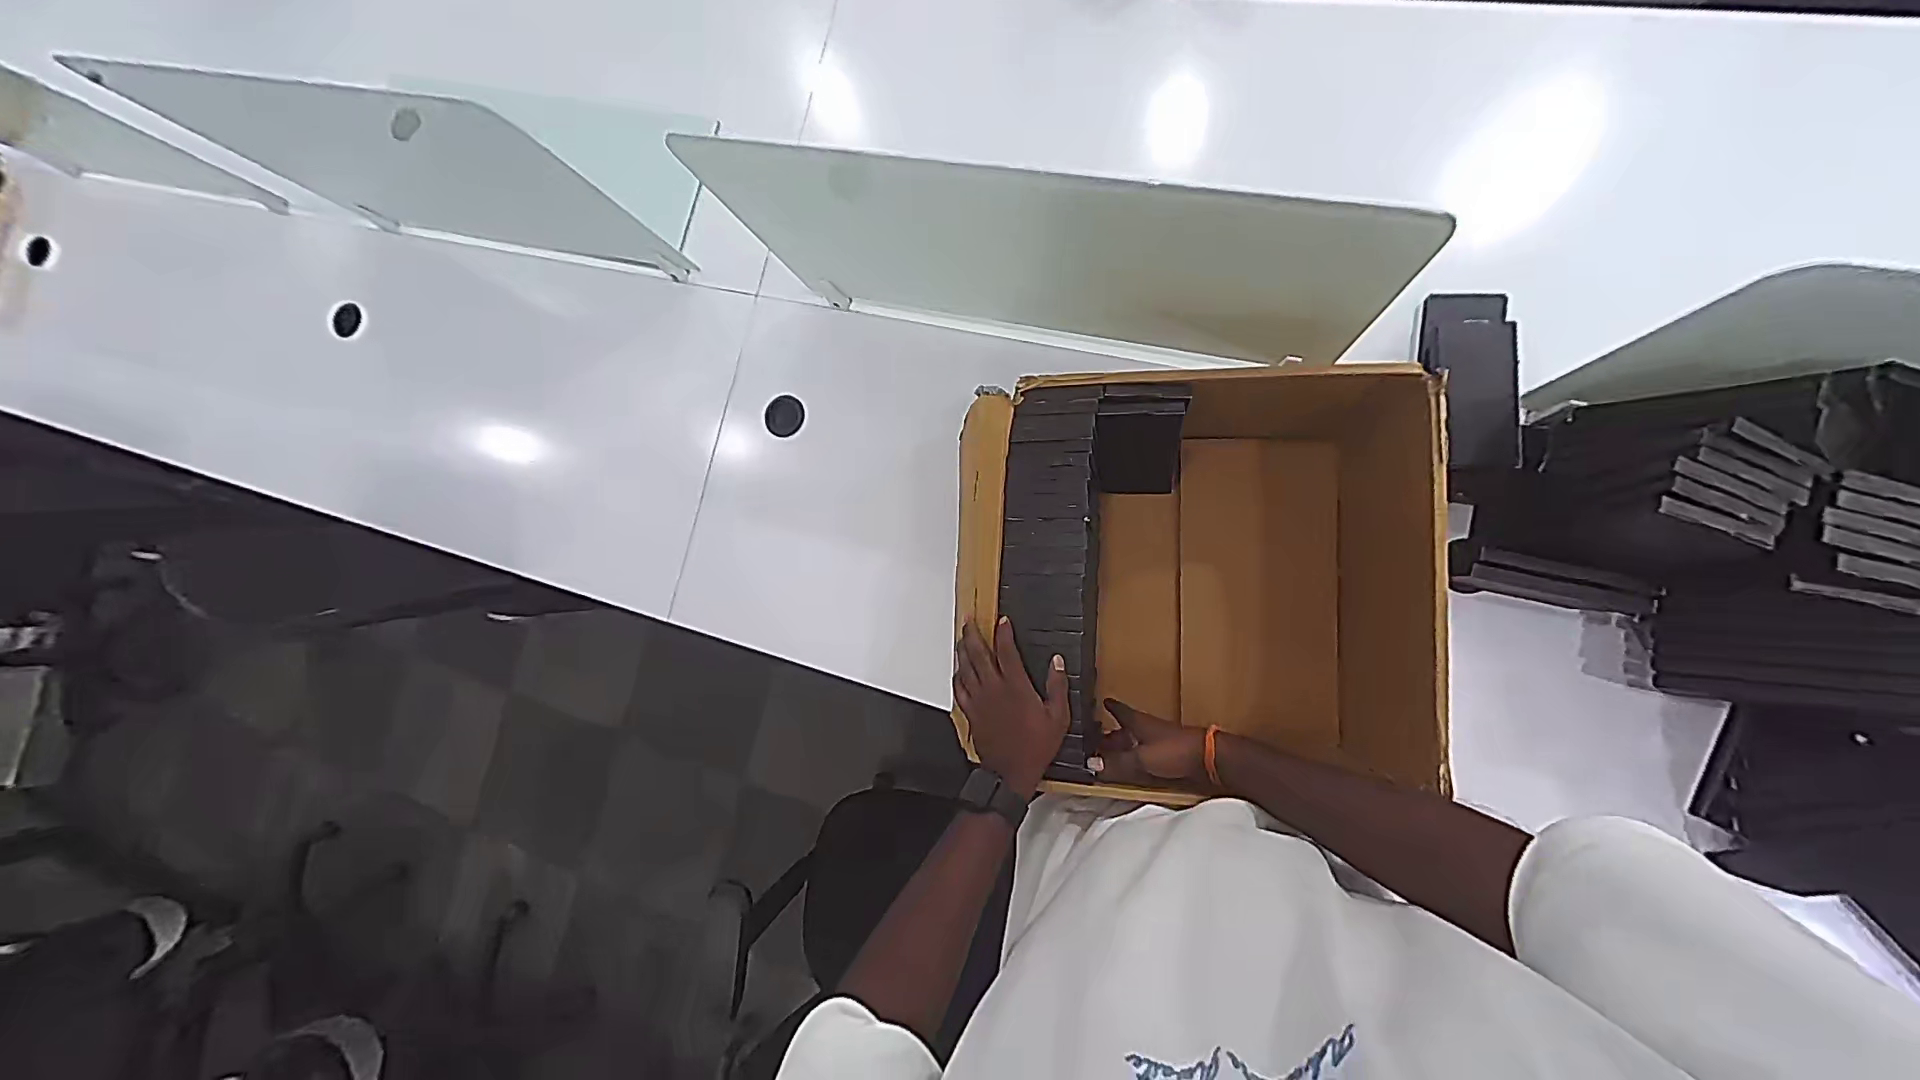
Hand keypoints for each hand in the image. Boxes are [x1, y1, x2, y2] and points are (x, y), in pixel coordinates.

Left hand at [953, 617, 1068, 794]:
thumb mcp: (1058, 716)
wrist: (1011, 772)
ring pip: (966, 668)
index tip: (1002, 620)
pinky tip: (957, 671)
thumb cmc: (1036, 745)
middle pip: (978, 654)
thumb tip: (1057, 662)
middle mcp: (994, 688)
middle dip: (973, 634)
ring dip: (963, 650)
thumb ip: (1057, 686)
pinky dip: (957, 676)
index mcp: (1016, 686)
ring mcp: (979, 700)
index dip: (1003, 633)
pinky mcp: (970, 712)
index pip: (1006, 651)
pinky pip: (959, 689)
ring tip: (961, 638)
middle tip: (969, 620)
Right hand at [1089, 698, 1208, 786]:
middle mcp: (1150, 730)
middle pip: (1127, 729)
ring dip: (1126, 748)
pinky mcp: (1172, 757)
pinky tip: (1135, 768)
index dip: (1112, 707)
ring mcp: (1162, 743)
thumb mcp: (1141, 758)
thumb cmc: (1175, 751)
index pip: (1122, 711)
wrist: (1210, 760)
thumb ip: (1117, 763)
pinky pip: (1148, 756)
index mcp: (1140, 723)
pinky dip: (1138, 760)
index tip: (1105, 701)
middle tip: (1100, 739)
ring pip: (1138, 742)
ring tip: (1113, 755)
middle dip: (1114, 734)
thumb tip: (1091, 764)